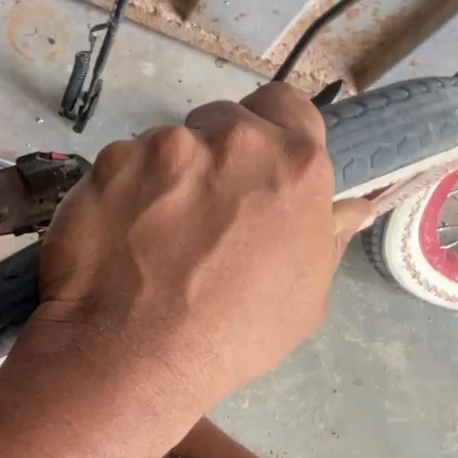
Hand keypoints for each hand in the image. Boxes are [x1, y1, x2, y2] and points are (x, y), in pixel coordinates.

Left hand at [22, 83, 374, 414]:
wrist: (131, 351)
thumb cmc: (231, 334)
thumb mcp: (305, 294)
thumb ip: (324, 234)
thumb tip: (350, 207)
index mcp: (293, 163)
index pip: (284, 106)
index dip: (266, 130)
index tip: (248, 164)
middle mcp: (229, 140)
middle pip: (219, 120)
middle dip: (209, 154)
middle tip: (194, 207)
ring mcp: (161, 147)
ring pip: (162, 145)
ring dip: (159, 174)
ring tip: (146, 230)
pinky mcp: (106, 163)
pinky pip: (116, 166)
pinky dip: (115, 190)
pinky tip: (113, 233)